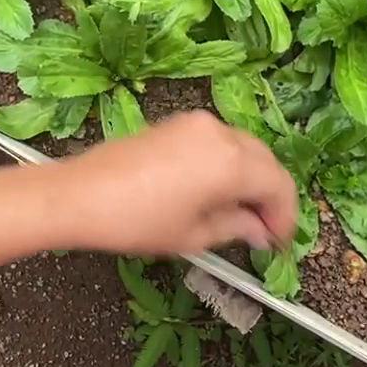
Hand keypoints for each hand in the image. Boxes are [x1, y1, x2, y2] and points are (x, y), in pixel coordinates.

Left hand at [44, 111, 298, 255]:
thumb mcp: (193, 235)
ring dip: (251, 177)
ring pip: (243, 147)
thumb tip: (259, 229)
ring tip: (240, 214)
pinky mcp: (176, 122)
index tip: (278, 244)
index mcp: (231, 162)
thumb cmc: (138, 222)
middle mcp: (220, 133)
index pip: (279, 185)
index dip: (285, 217)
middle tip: (263, 232)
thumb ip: (236, 227)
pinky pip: (218, 140)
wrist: (81, 194)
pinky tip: (216, 190)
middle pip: (265, 161)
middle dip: (271, 195)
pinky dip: (228, 163)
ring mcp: (196, 123)